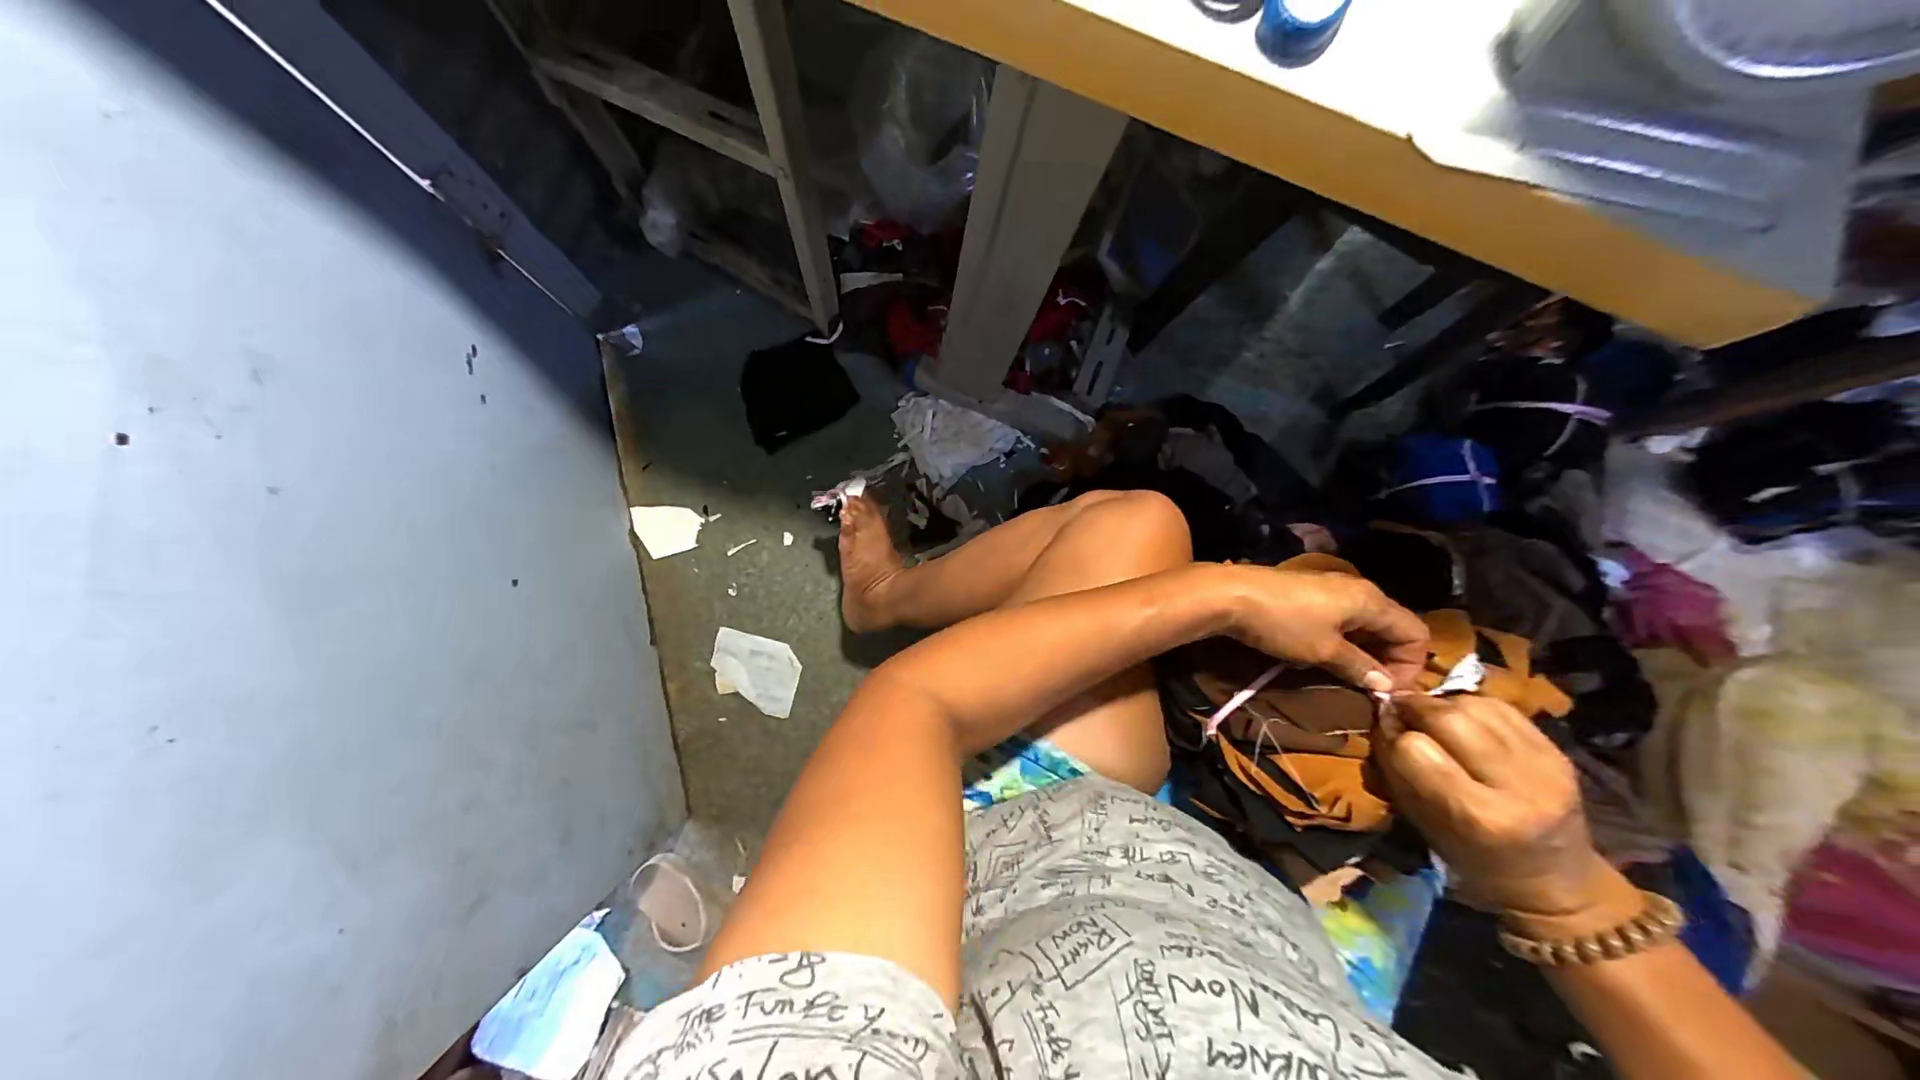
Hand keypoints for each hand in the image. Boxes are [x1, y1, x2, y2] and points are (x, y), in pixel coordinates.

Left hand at [1217, 565, 1428, 691]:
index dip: (1409, 666)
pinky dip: (1344, 638)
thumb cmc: (1282, 623)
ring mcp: (1333, 588)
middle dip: (1388, 659)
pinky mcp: (1310, 592)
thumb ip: (1358, 666)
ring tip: (1349, 675)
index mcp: (1372, 600)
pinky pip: (1342, 618)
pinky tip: (1327, 656)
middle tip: (1370, 688)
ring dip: (1365, 650)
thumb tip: (1386, 685)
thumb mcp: (1323, 651)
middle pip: (1393, 626)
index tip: (1386, 691)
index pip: (1416, 633)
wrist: (1230, 595)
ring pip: (1366, 623)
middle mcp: (1359, 589)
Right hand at [1376, 694, 1640, 932]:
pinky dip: (1472, 706)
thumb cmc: (1472, 860)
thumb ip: (1397, 770)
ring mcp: (1545, 766)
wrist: (1553, 883)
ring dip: (1442, 704)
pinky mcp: (1558, 753)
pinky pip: (1502, 708)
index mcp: (1477, 815)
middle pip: (1448, 717)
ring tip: (1431, 716)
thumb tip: (1382, 719)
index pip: (1414, 748)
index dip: (1393, 739)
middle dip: (1414, 708)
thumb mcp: (1423, 825)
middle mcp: (1517, 787)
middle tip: (1400, 713)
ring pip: (1474, 705)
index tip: (1386, 738)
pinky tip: (1463, 719)